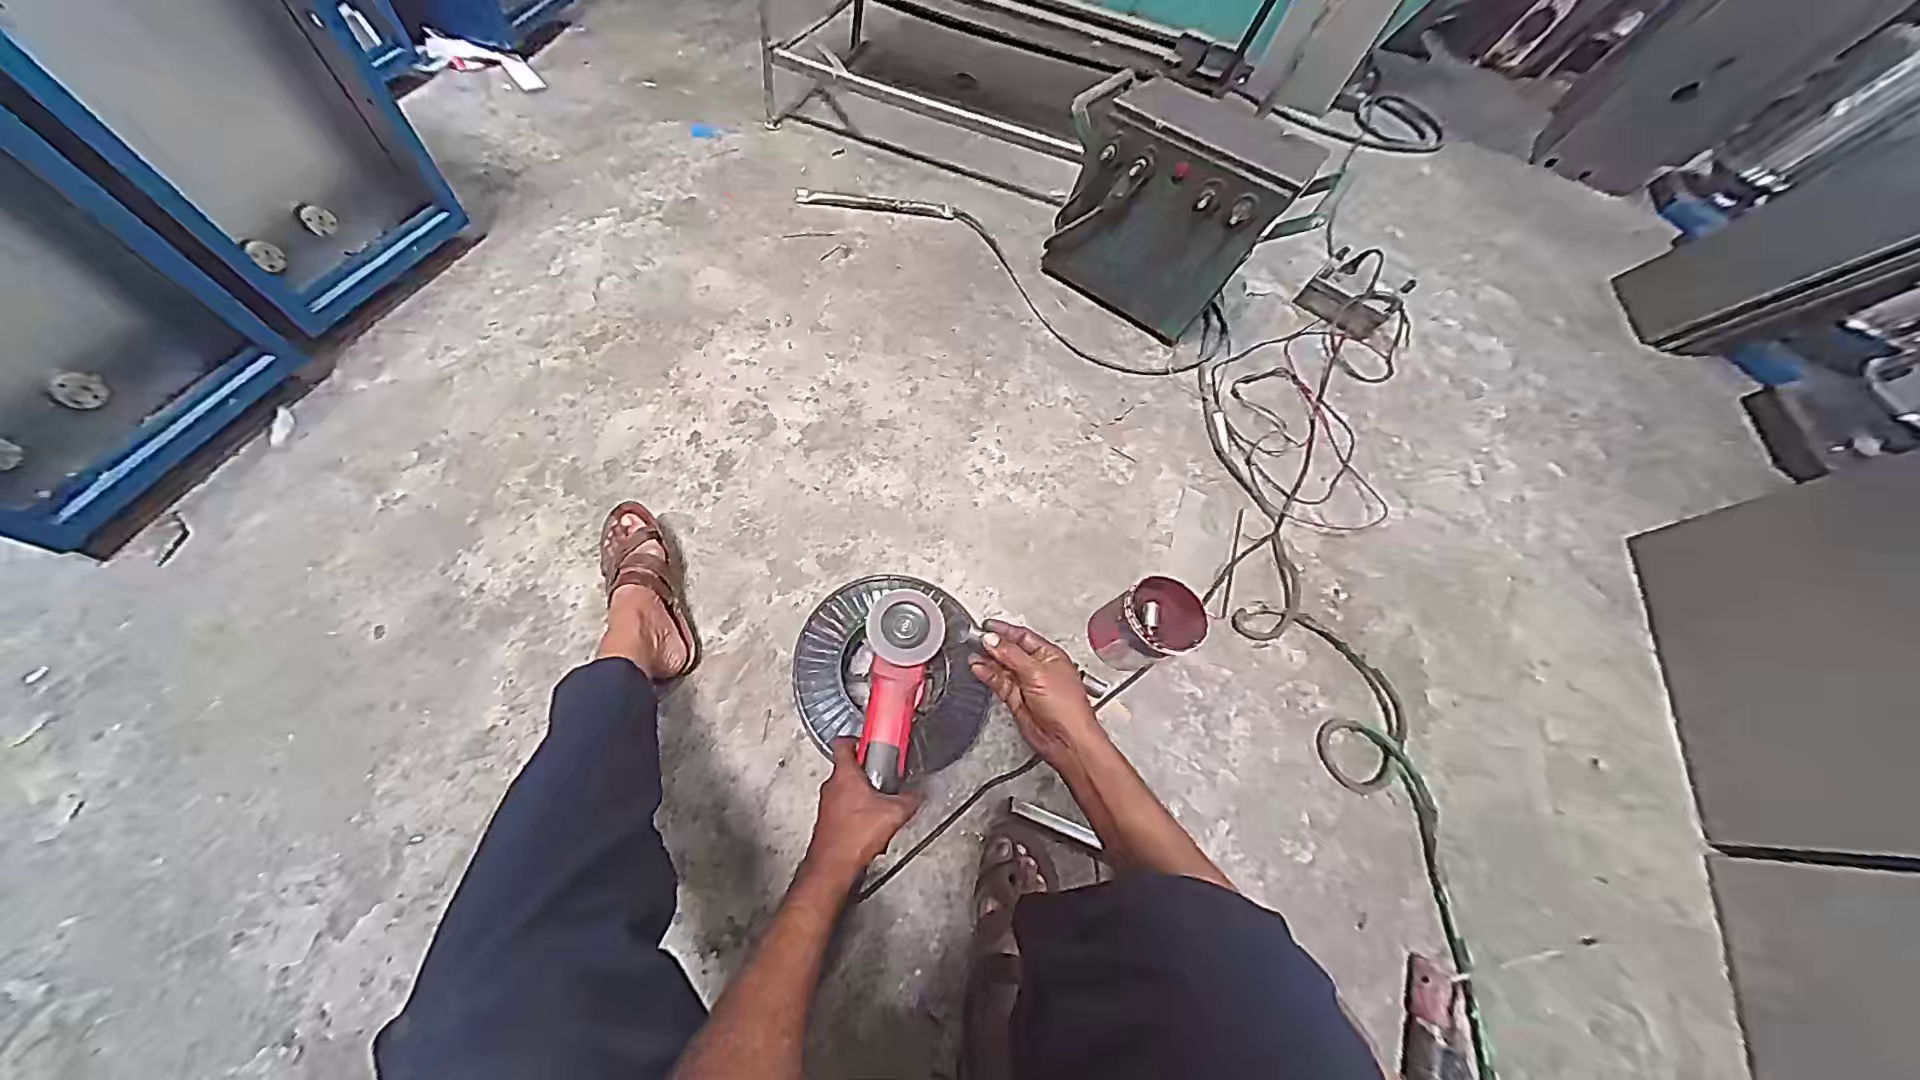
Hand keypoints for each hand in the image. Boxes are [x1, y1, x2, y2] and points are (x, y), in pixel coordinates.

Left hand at [802, 738, 923, 880]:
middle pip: (847, 767)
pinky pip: (842, 807)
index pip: (844, 743)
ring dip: (861, 793)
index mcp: (844, 774)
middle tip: (881, 775)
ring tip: (879, 803)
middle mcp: (831, 786)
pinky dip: (855, 811)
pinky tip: (869, 824)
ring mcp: (827, 804)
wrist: (833, 867)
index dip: (857, 739)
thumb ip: (909, 799)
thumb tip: (917, 794)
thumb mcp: (894, 813)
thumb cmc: (853, 836)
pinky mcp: (827, 821)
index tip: (869, 742)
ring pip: (845, 789)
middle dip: (866, 770)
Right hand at [967, 620, 1107, 768]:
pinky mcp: (1016, 699)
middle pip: (1011, 650)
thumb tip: (993, 640)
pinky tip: (978, 667)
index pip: (1023, 636)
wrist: (1066, 740)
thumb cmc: (1067, 708)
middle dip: (994, 645)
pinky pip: (998, 682)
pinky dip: (987, 674)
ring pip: (1002, 667)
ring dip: (987, 659)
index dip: (1005, 630)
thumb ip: (1012, 655)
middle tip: (976, 638)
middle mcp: (1038, 668)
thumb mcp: (1037, 672)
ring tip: (973, 652)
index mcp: (1049, 656)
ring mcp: (1026, 684)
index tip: (988, 626)